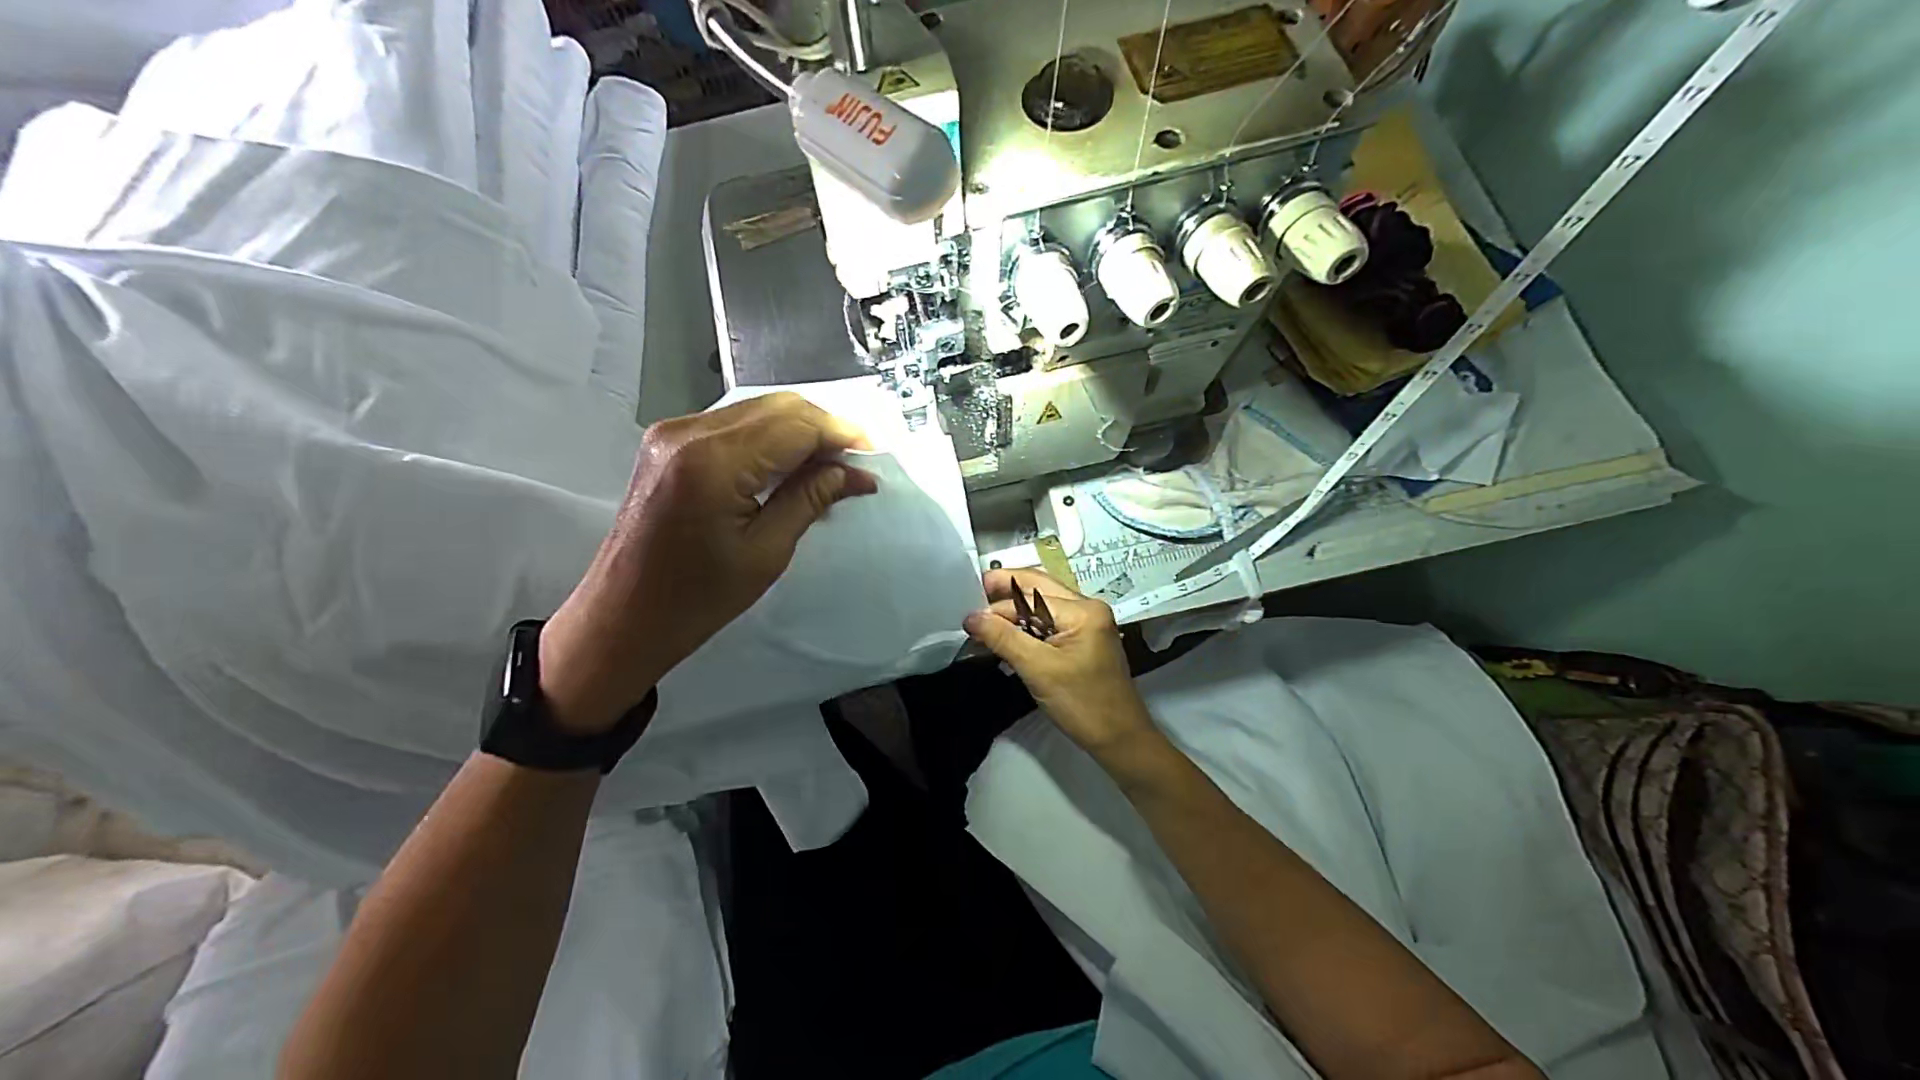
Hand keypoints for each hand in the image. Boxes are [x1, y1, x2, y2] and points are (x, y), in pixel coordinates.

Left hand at [538, 393, 876, 732]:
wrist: (623, 616)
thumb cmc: (696, 599)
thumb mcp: (765, 553)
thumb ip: (810, 499)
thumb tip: (855, 474)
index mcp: (713, 462)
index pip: (795, 425)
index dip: (841, 434)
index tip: (874, 456)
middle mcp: (689, 432)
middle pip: (777, 406)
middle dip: (824, 428)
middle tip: (856, 463)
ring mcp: (672, 432)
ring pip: (757, 409)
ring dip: (799, 431)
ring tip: (830, 466)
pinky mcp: (667, 442)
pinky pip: (734, 423)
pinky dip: (770, 437)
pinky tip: (790, 465)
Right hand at [963, 568, 1157, 756]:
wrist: (1120, 739)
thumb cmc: (1083, 705)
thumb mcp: (1038, 670)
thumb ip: (1003, 638)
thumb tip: (971, 616)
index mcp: (1083, 610)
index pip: (1028, 595)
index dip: (996, 606)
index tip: (967, 618)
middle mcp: (1088, 608)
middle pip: (1037, 588)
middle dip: (1003, 594)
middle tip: (971, 603)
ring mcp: (1088, 622)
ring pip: (1042, 603)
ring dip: (1013, 610)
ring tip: (983, 620)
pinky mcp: (1084, 638)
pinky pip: (1050, 620)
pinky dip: (1027, 624)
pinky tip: (1007, 634)